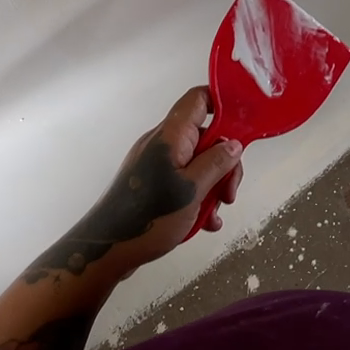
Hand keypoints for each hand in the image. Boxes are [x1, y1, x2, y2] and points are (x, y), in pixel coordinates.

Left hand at [22, 88, 244, 285]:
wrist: (106, 250)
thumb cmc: (150, 216)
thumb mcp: (191, 190)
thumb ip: (216, 163)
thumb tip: (234, 143)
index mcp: (171, 135)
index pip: (199, 98)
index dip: (223, 104)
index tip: (243, 128)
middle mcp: (163, 143)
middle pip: (205, 136)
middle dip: (224, 163)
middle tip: (229, 193)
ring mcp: (156, 164)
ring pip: (197, 162)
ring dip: (213, 186)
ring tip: (214, 215)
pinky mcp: (152, 184)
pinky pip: (183, 181)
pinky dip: (197, 197)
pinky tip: (204, 223)